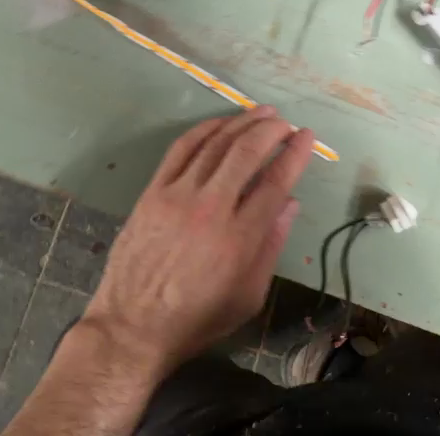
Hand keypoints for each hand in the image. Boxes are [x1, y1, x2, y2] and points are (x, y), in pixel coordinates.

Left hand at [78, 106, 314, 376]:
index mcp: (239, 239)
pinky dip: (205, 129)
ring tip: (262, 113)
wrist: (132, 327)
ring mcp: (178, 196)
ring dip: (242, 123)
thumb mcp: (248, 297)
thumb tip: (290, 203)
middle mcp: (211, 209)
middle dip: (271, 131)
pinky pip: (181, 149)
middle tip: (285, 123)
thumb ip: (271, 247)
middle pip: (246, 153)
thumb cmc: (196, 319)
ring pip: (215, 144)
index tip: (307, 136)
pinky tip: (221, 123)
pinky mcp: (153, 191)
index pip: (276, 182)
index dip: (295, 154)